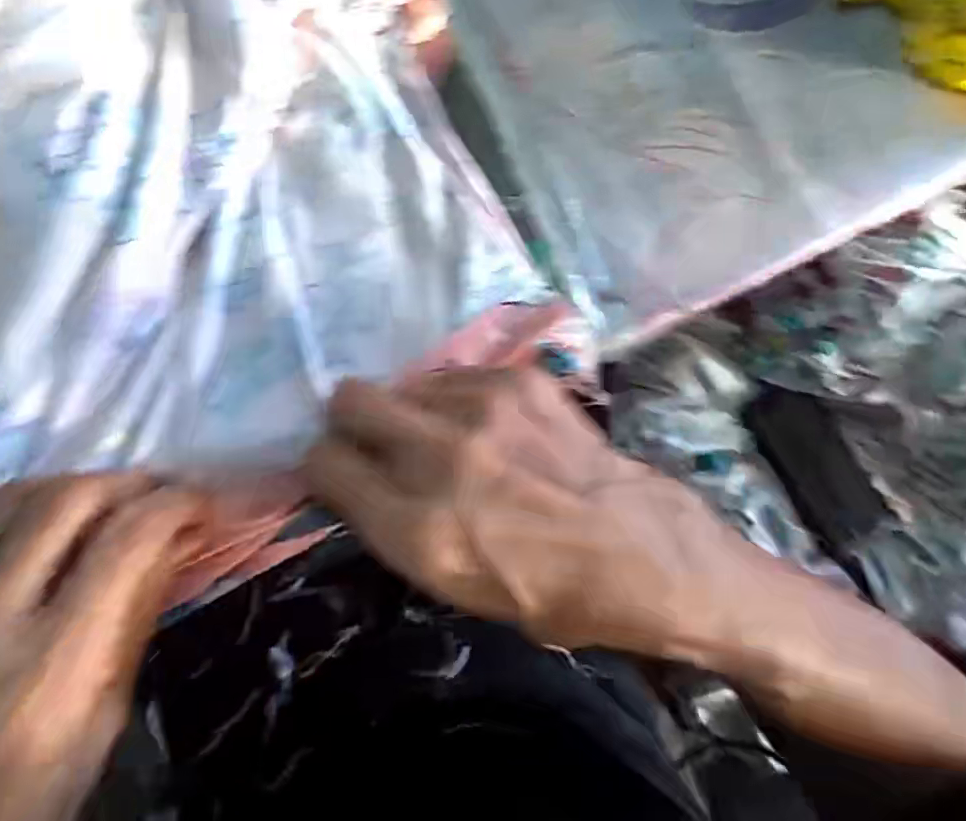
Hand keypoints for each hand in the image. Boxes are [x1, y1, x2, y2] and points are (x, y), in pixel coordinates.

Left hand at [0, 476, 207, 820]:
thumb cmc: (23, 806)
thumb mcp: (100, 728)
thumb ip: (132, 623)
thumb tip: (172, 541)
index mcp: (55, 670)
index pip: (129, 542)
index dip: (176, 503)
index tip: (198, 501)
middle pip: (67, 502)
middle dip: (125, 484)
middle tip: (150, 493)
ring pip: (1, 502)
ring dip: (62, 488)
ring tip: (89, 500)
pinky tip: (2, 514)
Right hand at [301, 367, 758, 657]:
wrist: (642, 550)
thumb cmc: (543, 589)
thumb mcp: (448, 584)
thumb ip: (384, 523)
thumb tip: (344, 473)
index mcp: (418, 526)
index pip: (323, 463)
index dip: (324, 466)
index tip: (340, 470)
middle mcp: (440, 456)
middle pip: (347, 401)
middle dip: (348, 421)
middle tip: (376, 441)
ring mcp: (481, 407)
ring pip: (399, 384)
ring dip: (407, 412)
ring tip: (446, 439)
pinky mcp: (516, 378)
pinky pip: (449, 376)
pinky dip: (452, 400)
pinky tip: (486, 426)